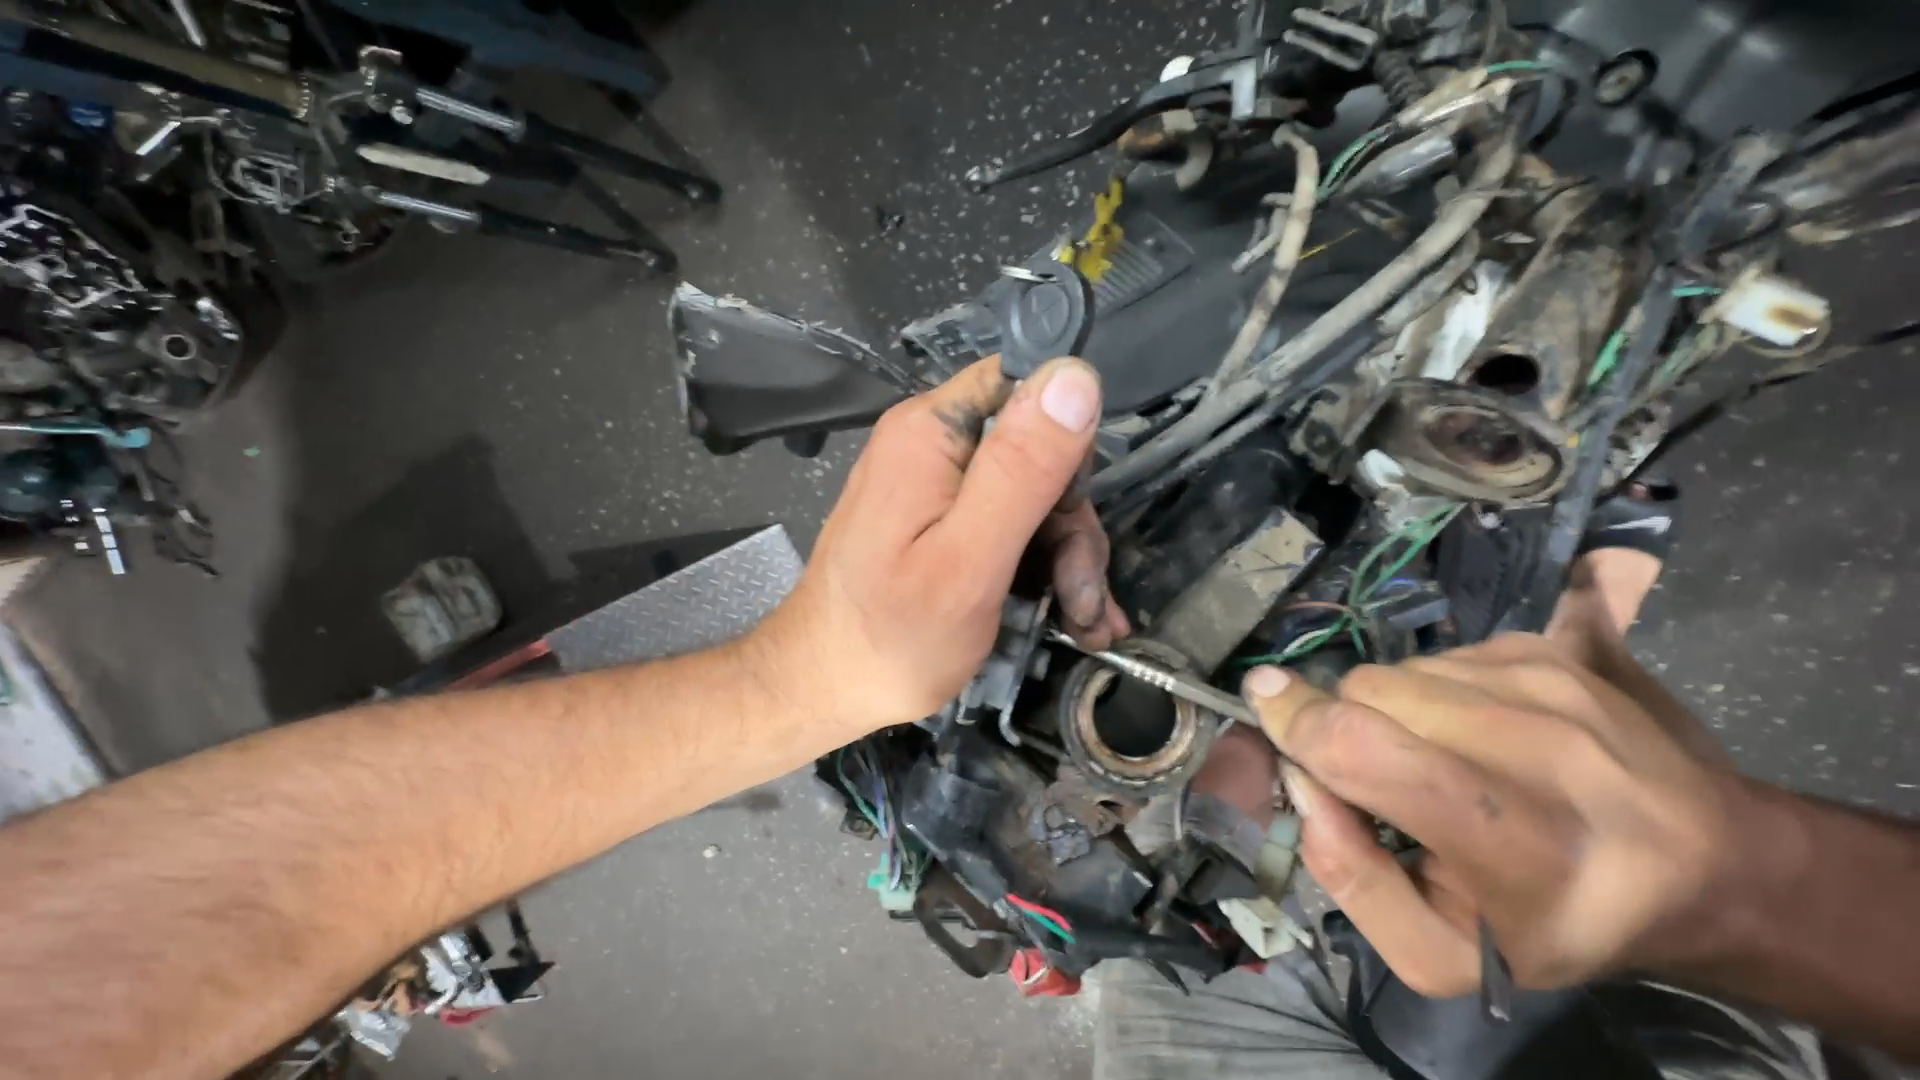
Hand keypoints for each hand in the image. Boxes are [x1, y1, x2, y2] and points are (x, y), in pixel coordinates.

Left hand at [755, 356, 1129, 734]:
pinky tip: (1070, 616)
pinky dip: (1042, 568)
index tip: (1070, 514)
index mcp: (930, 433)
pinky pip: (1009, 525)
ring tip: (1082, 623)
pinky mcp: (941, 522)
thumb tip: (1076, 374)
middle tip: (1081, 599)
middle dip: (1071, 524)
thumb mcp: (968, 560)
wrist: (825, 688)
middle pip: (1037, 452)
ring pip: (1032, 497)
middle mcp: (930, 444)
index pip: (1026, 386)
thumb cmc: (891, 636)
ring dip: (1066, 559)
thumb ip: (1021, 469)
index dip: (1067, 442)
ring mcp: (934, 485)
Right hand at [1244, 634, 1751, 996]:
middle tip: (1387, 776)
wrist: (1710, 864)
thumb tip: (1303, 784)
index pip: (1364, 748)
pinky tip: (1479, 731)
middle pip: (1368, 693)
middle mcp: (1535, 743)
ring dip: (1393, 710)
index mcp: (1513, 839)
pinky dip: (1434, 690)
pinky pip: (1440, 654)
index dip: (1297, 724)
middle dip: (1347, 725)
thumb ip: (1349, 879)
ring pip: (1399, 670)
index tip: (1264, 708)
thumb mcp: (1443, 954)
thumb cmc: (1562, 922)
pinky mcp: (1554, 648)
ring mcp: (1549, 682)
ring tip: (1445, 758)